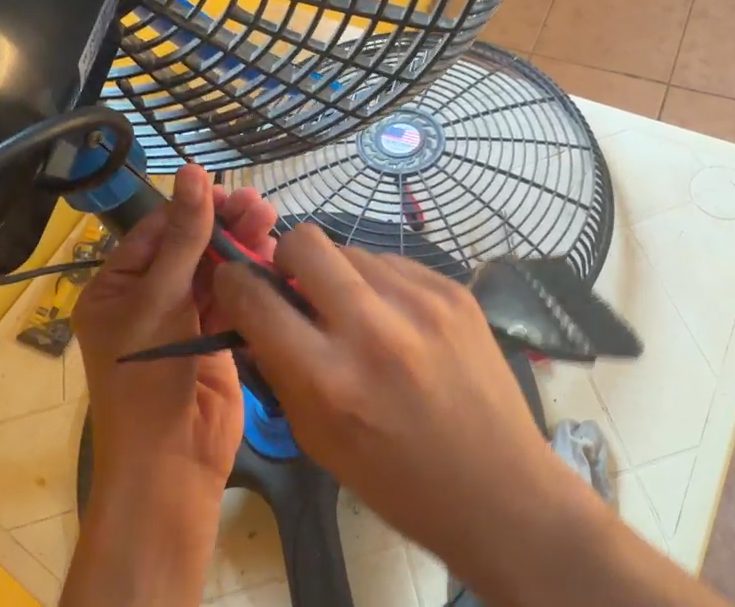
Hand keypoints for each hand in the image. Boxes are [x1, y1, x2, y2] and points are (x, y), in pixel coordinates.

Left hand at [62, 164, 277, 606]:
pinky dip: (250, 279)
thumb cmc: (148, 378)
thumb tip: (193, 173)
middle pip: (189, 247)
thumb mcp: (160, 299)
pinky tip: (273, 258)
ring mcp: (181, 320)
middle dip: (223, 225)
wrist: (171, 462)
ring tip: (271, 221)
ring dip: (240, 248)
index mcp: (115, 287)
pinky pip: (232, 299)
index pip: (156, 232)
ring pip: (214, 271)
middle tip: (261, 205)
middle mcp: (146, 299)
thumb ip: (184, 238)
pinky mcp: (213, 340)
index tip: (229, 190)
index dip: (192, 209)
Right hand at [211, 223, 564, 559]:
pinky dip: (380, 284)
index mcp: (329, 379)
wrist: (500, 490)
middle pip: (304, 243)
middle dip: (286, 259)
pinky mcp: (455, 291)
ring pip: (351, 248)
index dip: (234, 282)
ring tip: (355, 314)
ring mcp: (421, 302)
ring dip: (338, 274)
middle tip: (296, 287)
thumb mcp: (317, 439)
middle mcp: (373, 328)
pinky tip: (396, 321)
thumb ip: (280, 368)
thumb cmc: (398, 481)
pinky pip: (394, 263)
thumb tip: (254, 310)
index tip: (236, 281)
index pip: (255, 297)